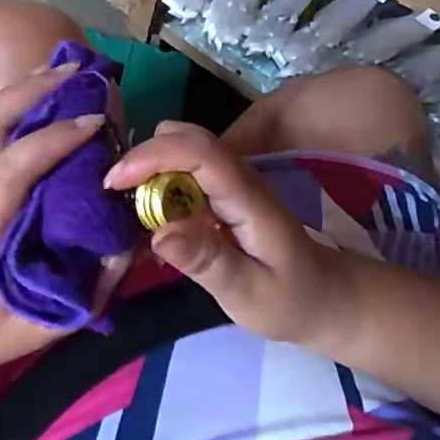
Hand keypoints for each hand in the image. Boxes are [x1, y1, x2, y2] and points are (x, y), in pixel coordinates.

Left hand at [0, 63, 130, 390]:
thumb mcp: (48, 325)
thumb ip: (95, 285)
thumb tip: (134, 238)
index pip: (9, 171)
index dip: (51, 141)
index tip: (94, 125)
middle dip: (29, 91)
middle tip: (75, 71)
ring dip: (15, 90)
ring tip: (56, 70)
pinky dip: (3, 104)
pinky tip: (30, 95)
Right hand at [103, 122, 358, 346]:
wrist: (326, 297)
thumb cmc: (291, 300)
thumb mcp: (249, 294)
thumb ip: (208, 262)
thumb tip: (158, 234)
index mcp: (248, 197)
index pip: (200, 152)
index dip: (153, 155)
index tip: (115, 183)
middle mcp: (241, 177)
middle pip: (189, 138)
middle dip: (144, 155)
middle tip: (112, 193)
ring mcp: (234, 181)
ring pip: (185, 149)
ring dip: (149, 165)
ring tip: (124, 202)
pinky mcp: (225, 191)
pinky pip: (187, 170)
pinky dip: (159, 179)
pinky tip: (147, 211)